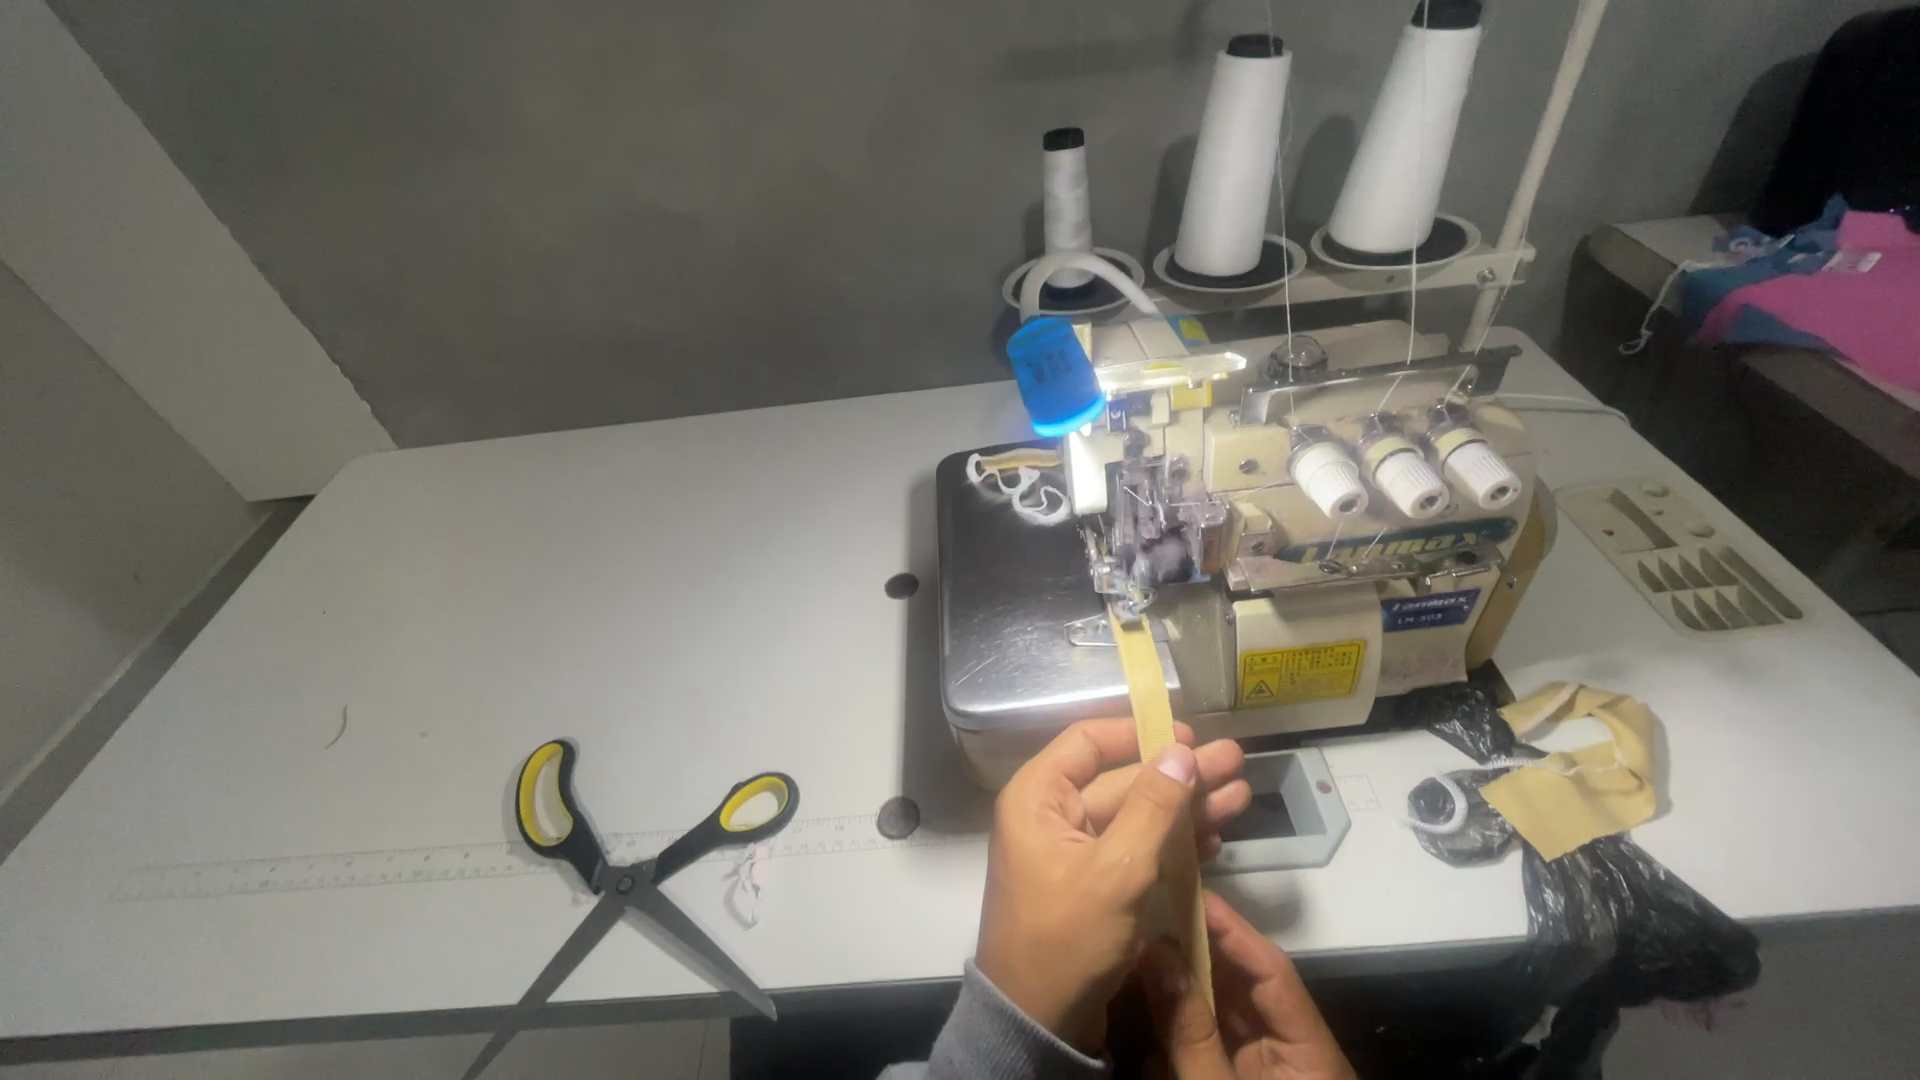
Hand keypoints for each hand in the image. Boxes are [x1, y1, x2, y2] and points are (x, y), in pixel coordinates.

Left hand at [975, 719, 1249, 1051]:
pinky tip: (1214, 835)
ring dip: (1186, 807)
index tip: (1188, 734)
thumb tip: (1181, 751)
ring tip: (1240, 793)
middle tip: (1235, 760)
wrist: (1038, 1023)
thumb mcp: (1114, 871)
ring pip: (1137, 815)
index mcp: (1039, 797)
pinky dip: (1173, 842)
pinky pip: (1137, 848)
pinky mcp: (1096, 881)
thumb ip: (1151, 808)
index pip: (1088, 742)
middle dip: (1180, 773)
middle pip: (1123, 779)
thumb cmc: (1066, 939)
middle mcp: (1054, 813)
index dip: (1138, 733)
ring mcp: (1077, 849)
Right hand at [1139, 892, 1355, 1079]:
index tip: (1187, 895)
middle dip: (1196, 953)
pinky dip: (1182, 1023)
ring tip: (1142, 957)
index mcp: (1312, 1054)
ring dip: (1183, 987)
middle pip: (1246, 981)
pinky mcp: (1244, 1076)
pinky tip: (1150, 1010)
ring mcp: (1268, 1064)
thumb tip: (1156, 948)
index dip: (1230, 928)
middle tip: (1149, 922)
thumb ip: (1189, 1028)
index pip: (1274, 971)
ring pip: (1224, 1004)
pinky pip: (1215, 1033)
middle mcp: (1296, 1049)